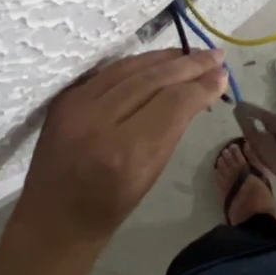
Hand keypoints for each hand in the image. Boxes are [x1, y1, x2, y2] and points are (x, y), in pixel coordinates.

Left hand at [14, 48, 228, 245]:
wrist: (53, 218)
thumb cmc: (109, 207)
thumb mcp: (150, 175)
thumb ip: (171, 130)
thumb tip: (200, 90)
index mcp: (125, 153)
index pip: (172, 103)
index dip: (201, 85)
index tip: (222, 76)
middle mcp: (98, 122)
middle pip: (151, 79)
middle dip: (188, 65)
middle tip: (215, 56)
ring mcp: (75, 107)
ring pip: (128, 68)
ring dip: (164, 58)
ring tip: (191, 56)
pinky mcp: (64, 99)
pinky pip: (107, 73)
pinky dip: (136, 65)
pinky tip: (156, 62)